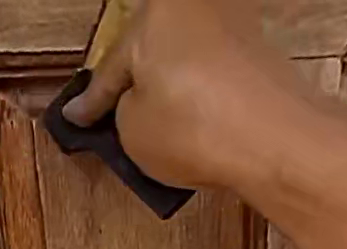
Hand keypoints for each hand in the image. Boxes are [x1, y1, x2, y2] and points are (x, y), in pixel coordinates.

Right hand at [61, 0, 311, 190]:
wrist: (270, 138)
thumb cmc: (196, 127)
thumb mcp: (130, 130)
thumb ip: (114, 113)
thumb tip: (121, 107)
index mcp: (155, 11)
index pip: (110, 68)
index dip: (90, 103)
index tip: (75, 117)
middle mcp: (196, 5)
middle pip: (149, 55)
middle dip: (132, 90)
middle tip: (111, 123)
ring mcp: (231, 23)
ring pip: (181, 63)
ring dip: (165, 95)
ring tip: (153, 133)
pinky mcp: (256, 50)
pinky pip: (210, 73)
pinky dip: (194, 98)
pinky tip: (188, 128)